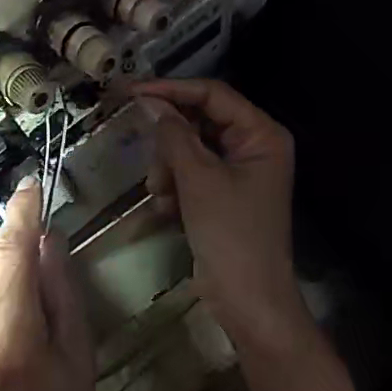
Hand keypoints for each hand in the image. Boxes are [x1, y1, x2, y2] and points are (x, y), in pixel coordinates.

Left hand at [0, 177, 93, 390]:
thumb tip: (46, 237)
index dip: (20, 214)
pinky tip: (3, 326)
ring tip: (26, 302)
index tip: (30, 185)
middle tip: (41, 245)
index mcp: (6, 340)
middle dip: (12, 244)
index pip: (8, 254)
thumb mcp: (78, 354)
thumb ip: (58, 289)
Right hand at [135, 79, 303, 350]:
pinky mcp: (220, 194)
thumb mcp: (198, 179)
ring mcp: (236, 172)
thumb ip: (172, 135)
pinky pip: (188, 174)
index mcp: (261, 135)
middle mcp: (252, 146)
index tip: (130, 91)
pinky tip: (168, 209)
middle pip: (197, 122)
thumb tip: (148, 102)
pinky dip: (173, 187)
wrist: (248, 299)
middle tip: (151, 163)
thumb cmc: (231, 234)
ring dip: (168, 169)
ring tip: (162, 195)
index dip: (170, 90)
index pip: (212, 94)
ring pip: (187, 149)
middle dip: (169, 144)